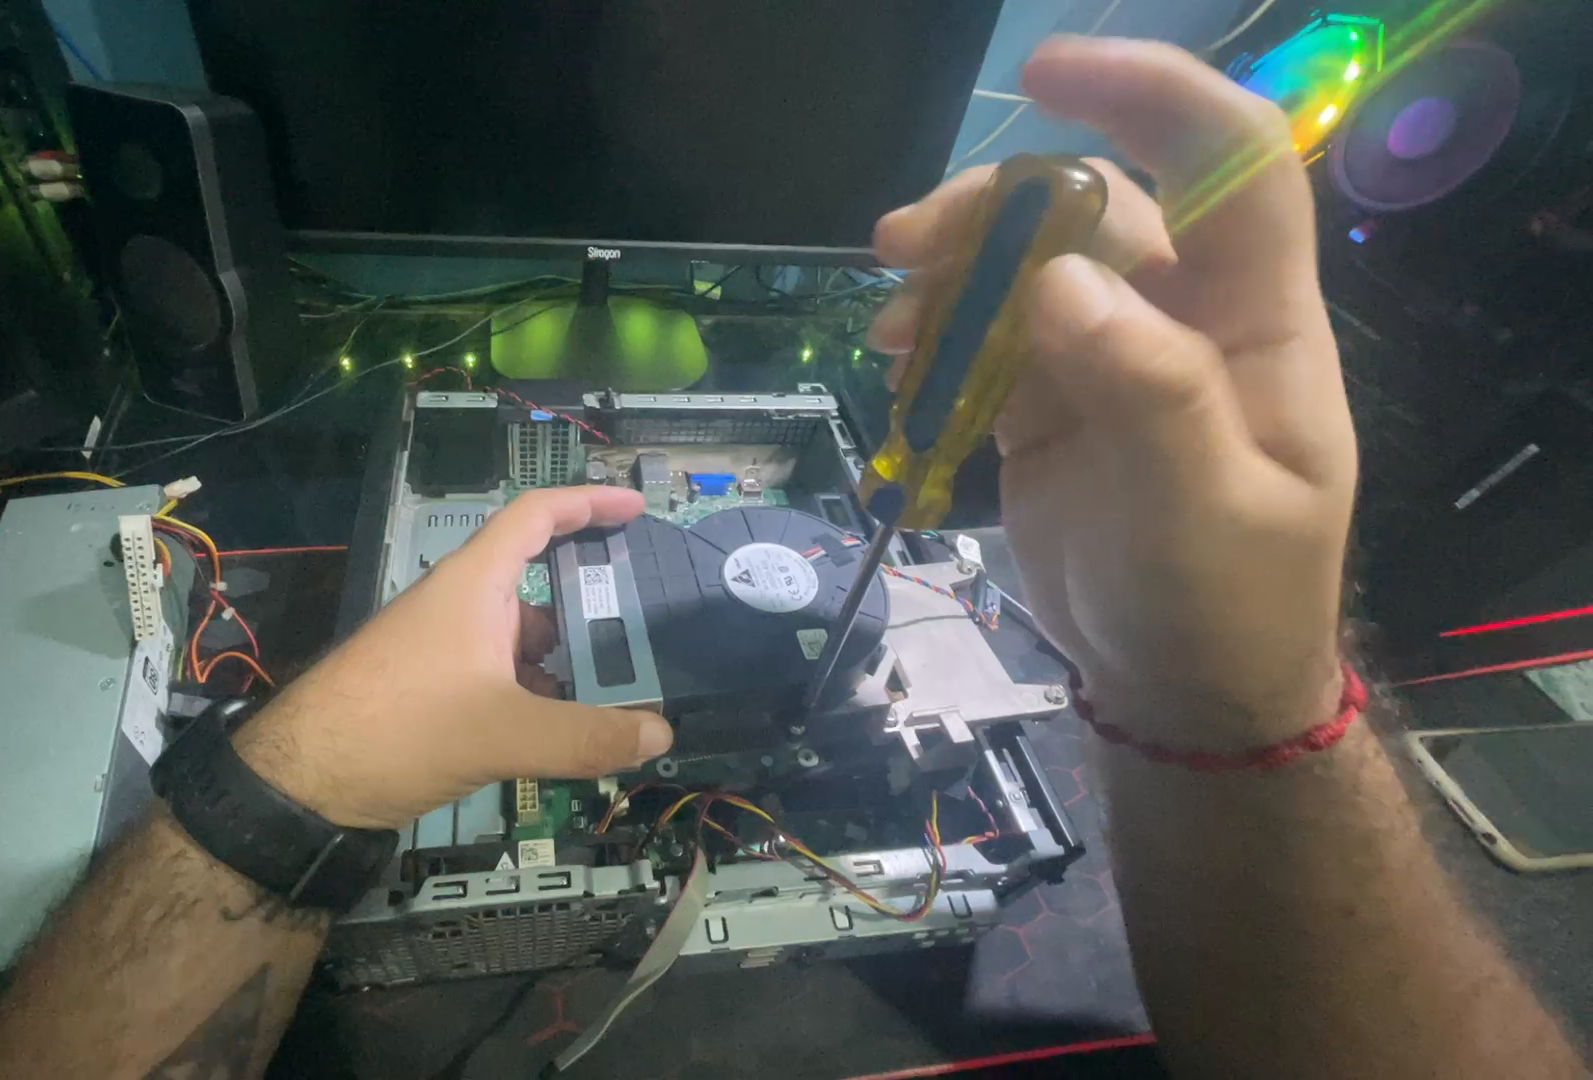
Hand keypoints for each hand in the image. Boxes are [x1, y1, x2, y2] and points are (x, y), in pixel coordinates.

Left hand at [234, 486, 673, 828]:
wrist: (302, 783)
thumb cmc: (399, 728)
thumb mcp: (502, 734)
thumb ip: (585, 737)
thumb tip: (661, 736)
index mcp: (475, 583)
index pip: (537, 515)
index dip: (589, 501)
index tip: (636, 507)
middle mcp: (462, 603)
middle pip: (538, 575)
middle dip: (592, 591)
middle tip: (646, 611)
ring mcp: (448, 645)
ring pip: (522, 631)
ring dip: (568, 648)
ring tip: (623, 676)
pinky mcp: (438, 684)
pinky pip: (504, 669)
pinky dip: (540, 684)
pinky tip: (568, 720)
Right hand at [870, 37, 1355, 747]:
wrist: (1174, 678)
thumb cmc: (1217, 600)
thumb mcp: (1200, 507)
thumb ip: (1146, 390)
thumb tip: (1055, 283)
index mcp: (1249, 327)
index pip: (1225, 170)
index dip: (1149, 101)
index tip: (1044, 72)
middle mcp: (1172, 326)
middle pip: (1086, 221)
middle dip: (991, 216)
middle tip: (897, 247)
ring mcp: (1097, 368)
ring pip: (1017, 282)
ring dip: (946, 285)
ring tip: (886, 325)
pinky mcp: (1040, 412)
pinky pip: (980, 351)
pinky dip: (935, 347)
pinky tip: (899, 364)